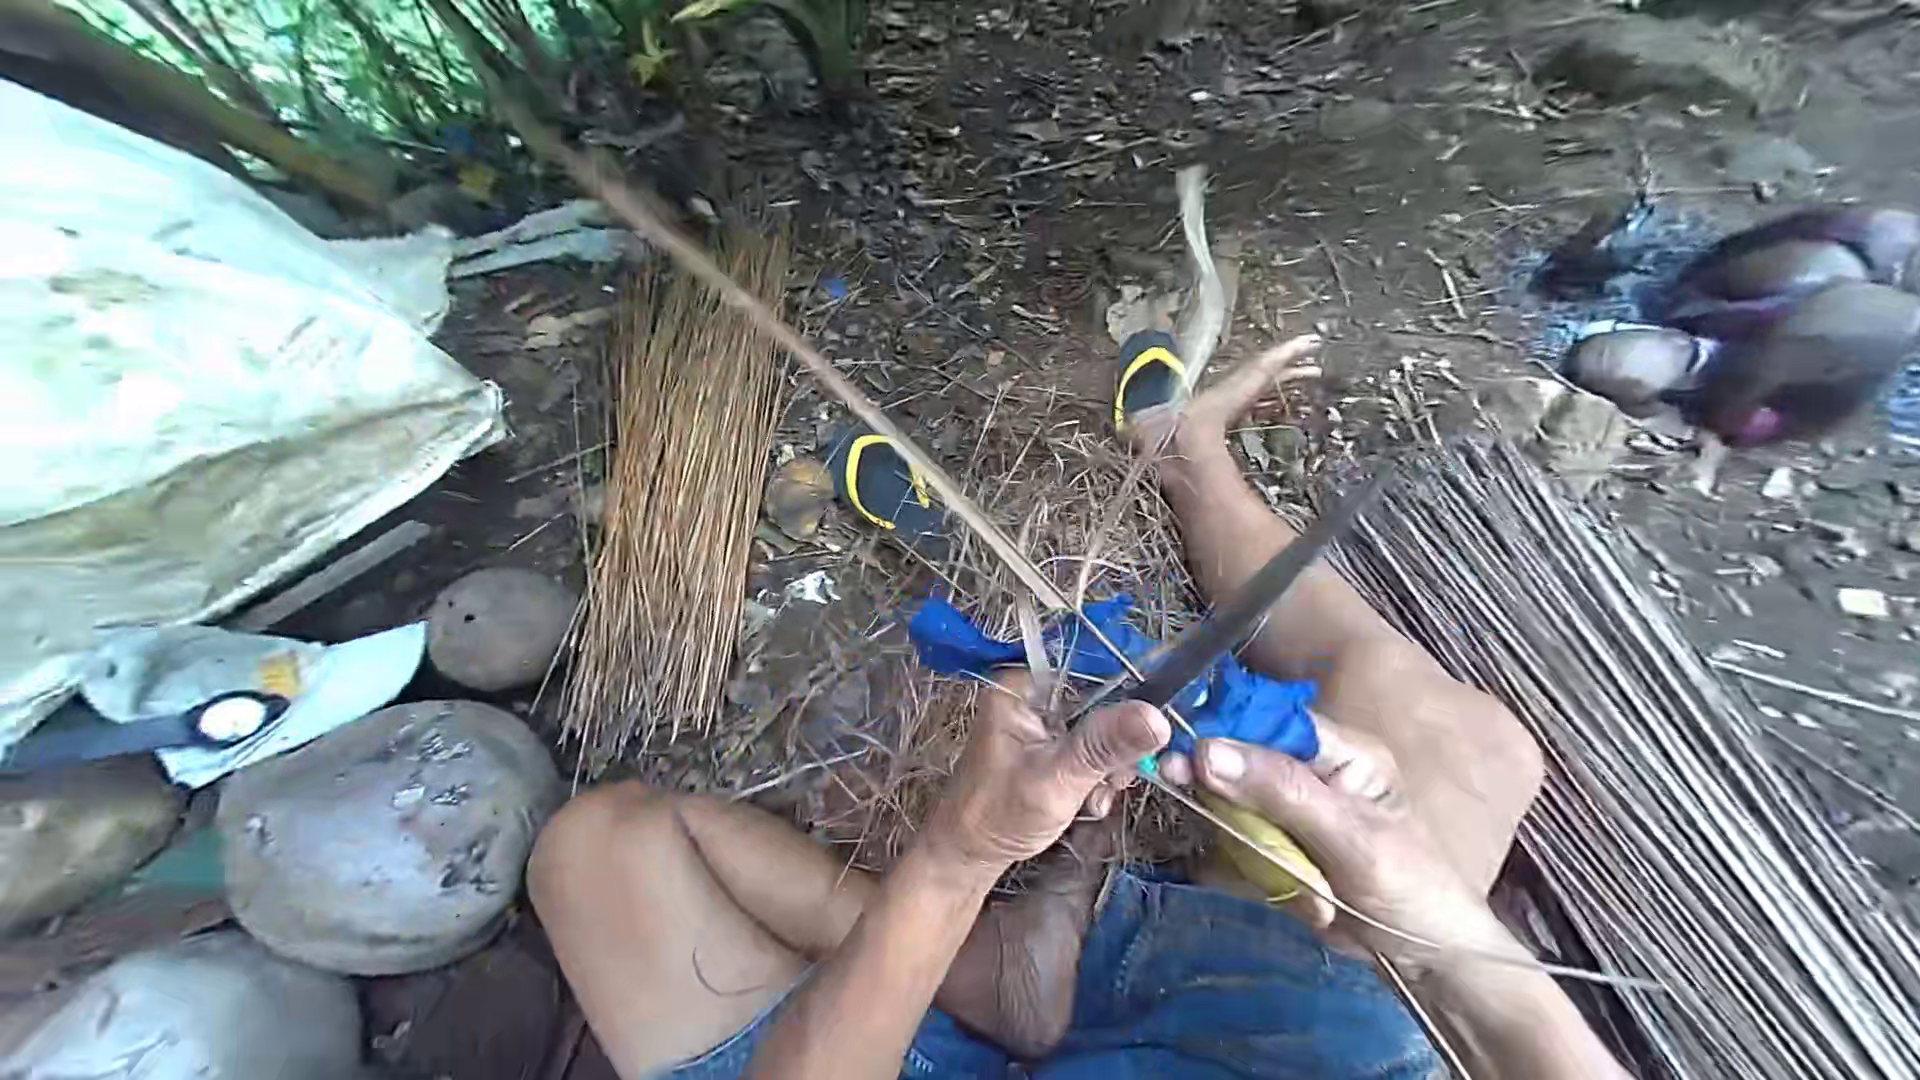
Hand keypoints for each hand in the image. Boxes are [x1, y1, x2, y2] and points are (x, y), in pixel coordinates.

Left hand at [923, 671, 1170, 876]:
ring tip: (1094, 798)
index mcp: (1023, 685)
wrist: (969, 854)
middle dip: (1114, 747)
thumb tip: (1158, 715)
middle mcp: (1032, 696)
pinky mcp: (1049, 747)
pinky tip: (1089, 801)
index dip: (1126, 699)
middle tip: (1113, 781)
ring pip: (1100, 731)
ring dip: (1107, 767)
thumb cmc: (999, 812)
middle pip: (1100, 704)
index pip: (1091, 672)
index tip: (1148, 735)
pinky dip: (1096, 776)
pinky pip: (1090, 750)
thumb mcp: (1057, 777)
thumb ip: (1104, 745)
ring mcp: (1041, 723)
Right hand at [1185, 737, 1511, 967]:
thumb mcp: (1351, 838)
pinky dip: (1246, 863)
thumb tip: (1205, 750)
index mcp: (1335, 746)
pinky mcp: (1270, 832)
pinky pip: (1234, 832)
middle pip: (1235, 754)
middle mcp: (1304, 764)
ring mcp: (1284, 800)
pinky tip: (1288, 891)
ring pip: (1228, 796)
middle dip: (1218, 787)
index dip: (1219, 729)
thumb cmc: (1410, 888)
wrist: (1426, 958)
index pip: (1262, 718)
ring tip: (1294, 881)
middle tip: (1181, 791)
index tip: (1181, 754)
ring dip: (1241, 838)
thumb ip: (1280, 790)